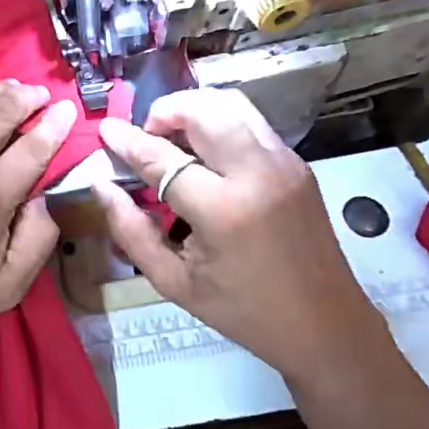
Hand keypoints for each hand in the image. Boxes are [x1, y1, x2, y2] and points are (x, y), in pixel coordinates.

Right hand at [89, 88, 396, 379]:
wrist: (326, 325)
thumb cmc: (244, 312)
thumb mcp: (174, 282)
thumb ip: (131, 231)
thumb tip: (102, 186)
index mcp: (225, 210)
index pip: (164, 158)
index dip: (128, 141)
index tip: (106, 130)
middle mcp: (258, 173)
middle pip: (204, 110)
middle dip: (166, 111)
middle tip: (147, 137)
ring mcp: (284, 162)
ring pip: (232, 104)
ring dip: (194, 111)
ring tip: (175, 141)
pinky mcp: (298, 163)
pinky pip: (251, 123)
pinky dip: (219, 123)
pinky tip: (206, 156)